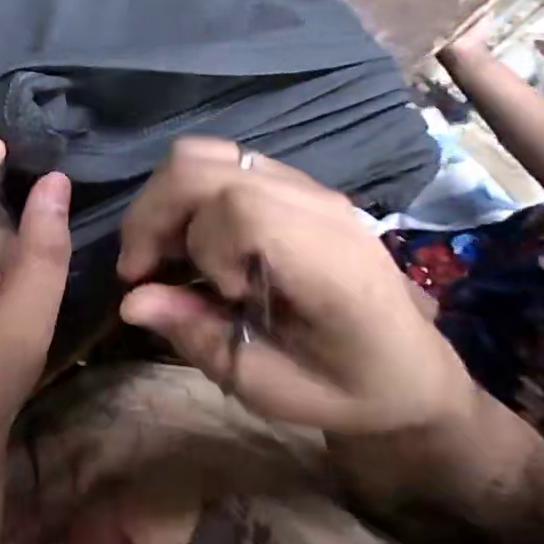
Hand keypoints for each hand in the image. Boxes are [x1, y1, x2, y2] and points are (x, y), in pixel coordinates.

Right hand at [116, 138, 478, 436]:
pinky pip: (220, 161)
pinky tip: (194, 237)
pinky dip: (187, 192)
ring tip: (162, 250)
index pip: (241, 208)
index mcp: (326, 259)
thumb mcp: (276, 390)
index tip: (206, 294)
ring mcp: (302, 182)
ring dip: (165, 198)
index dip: (204, 245)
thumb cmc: (352, 387)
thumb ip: (204, 341)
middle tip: (140, 269)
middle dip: (153, 213)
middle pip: (204, 165)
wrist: (410, 361)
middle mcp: (312, 202)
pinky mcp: (289, 179)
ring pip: (204, 152)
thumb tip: (132, 302)